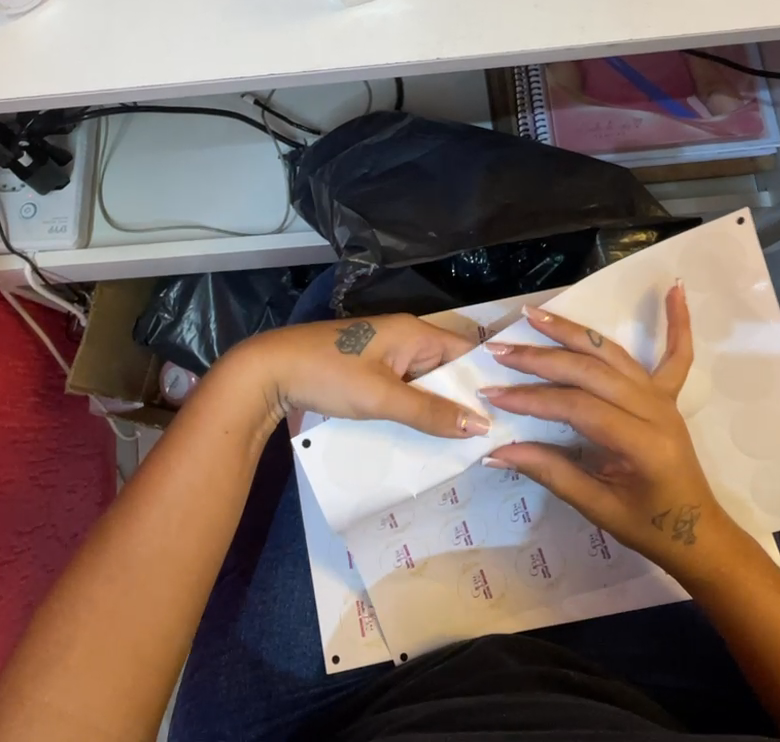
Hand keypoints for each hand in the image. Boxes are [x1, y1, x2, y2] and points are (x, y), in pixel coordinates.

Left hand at [218, 315, 488, 439]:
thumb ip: (430, 412)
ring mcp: (384, 356)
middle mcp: (403, 339)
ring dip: (438, 410)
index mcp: (413, 333)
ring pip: (424, 384)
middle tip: (492, 440)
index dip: (486, 380)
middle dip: (464, 402)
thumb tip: (480, 426)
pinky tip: (425, 439)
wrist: (269, 372)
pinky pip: (403, 391)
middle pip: (447, 370)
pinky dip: (414, 411)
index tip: (510, 413)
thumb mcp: (382, 396)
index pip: (465, 352)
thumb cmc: (329, 374)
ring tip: (466, 446)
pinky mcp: (368, 373)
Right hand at [481, 284, 739, 577]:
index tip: (492, 394)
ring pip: (612, 354)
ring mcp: (663, 398)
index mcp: (641, 442)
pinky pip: (675, 355)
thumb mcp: (596, 507)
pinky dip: (677, 322)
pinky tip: (674, 289)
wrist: (699, 535)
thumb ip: (549, 472)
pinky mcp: (667, 395)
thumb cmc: (648, 526)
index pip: (577, 407)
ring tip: (534, 314)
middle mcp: (655, 410)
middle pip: (590, 371)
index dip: (533, 399)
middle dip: (540, 359)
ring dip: (572, 330)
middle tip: (499, 350)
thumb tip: (494, 452)